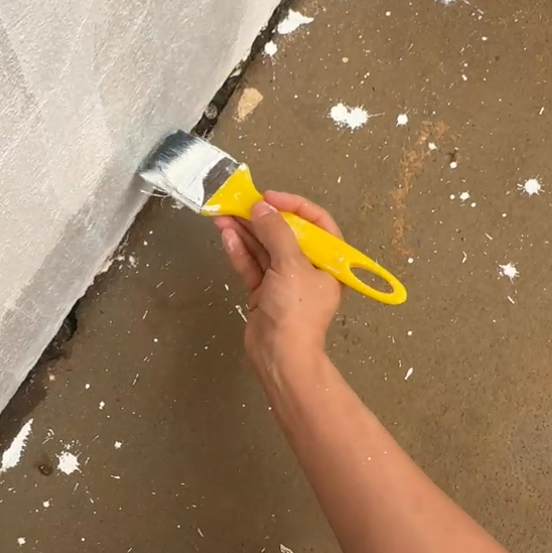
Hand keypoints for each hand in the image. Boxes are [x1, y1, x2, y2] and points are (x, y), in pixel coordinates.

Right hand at [214, 191, 344, 378]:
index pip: (316, 222)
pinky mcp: (264, 293)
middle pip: (285, 233)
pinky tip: (226, 236)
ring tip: (222, 215)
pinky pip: (252, 266)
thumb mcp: (291, 265)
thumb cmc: (296, 311)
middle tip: (237, 202)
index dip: (293, 205)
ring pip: (264, 248)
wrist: (281, 356)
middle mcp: (308, 268)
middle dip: (261, 218)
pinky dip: (239, 251)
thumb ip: (276, 232)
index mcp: (329, 260)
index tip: (268, 197)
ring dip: (244, 231)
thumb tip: (261, 207)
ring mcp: (284, 281)